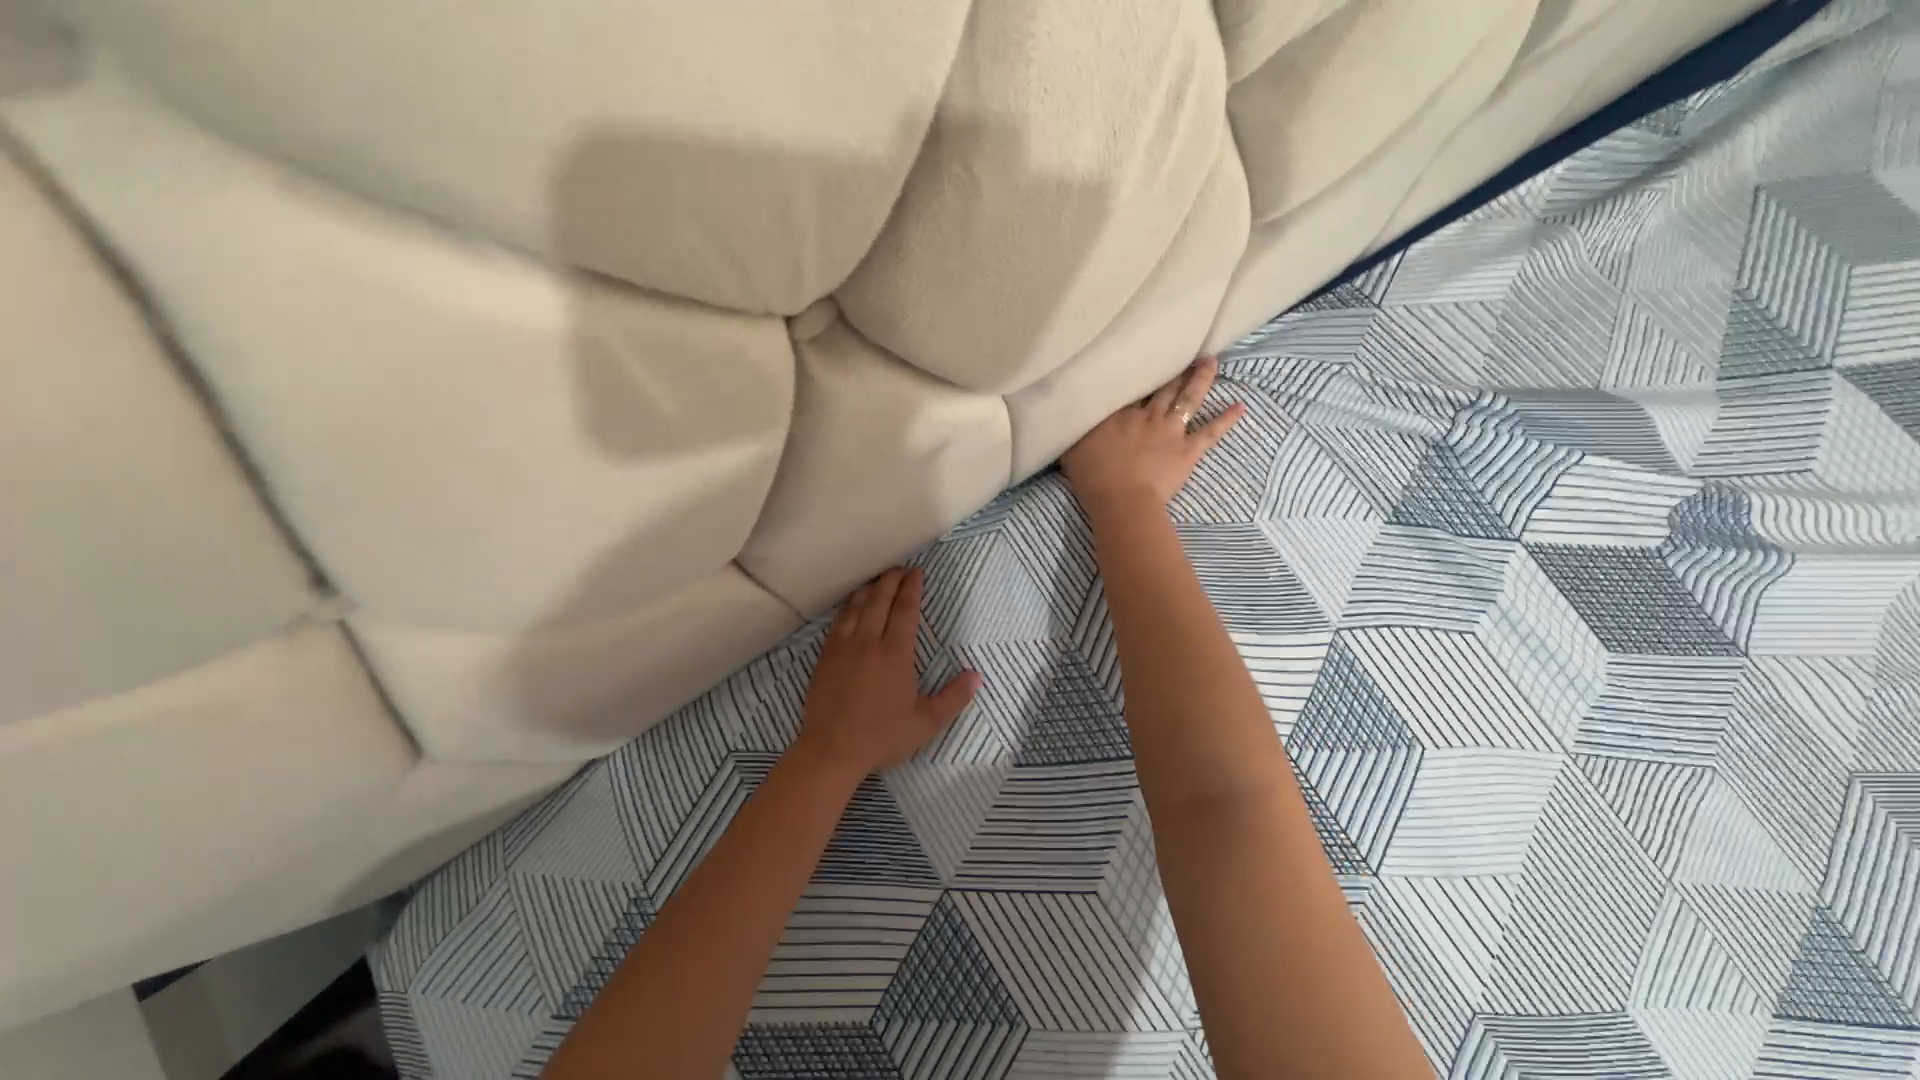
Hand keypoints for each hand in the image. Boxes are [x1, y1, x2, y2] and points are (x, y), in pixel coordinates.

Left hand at [793, 567, 982, 776]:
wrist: (832, 749)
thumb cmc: (882, 737)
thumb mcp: (925, 723)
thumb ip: (953, 698)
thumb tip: (976, 676)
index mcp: (896, 653)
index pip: (905, 610)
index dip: (912, 588)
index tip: (917, 573)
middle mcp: (869, 641)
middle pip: (880, 599)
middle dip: (891, 580)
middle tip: (900, 569)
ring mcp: (843, 647)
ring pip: (856, 606)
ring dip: (869, 589)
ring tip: (878, 581)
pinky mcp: (825, 656)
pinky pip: (838, 621)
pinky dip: (849, 606)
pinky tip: (852, 606)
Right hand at [1061, 356, 1245, 513]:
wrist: (1120, 500)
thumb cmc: (1091, 478)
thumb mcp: (1069, 449)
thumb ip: (1072, 431)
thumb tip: (1064, 417)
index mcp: (1116, 413)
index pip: (1129, 385)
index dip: (1138, 370)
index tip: (1145, 353)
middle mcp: (1144, 414)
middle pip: (1162, 385)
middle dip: (1174, 366)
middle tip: (1185, 347)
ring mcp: (1169, 431)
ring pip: (1187, 398)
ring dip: (1200, 379)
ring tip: (1211, 361)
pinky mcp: (1187, 451)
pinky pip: (1210, 433)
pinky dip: (1227, 420)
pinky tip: (1241, 407)